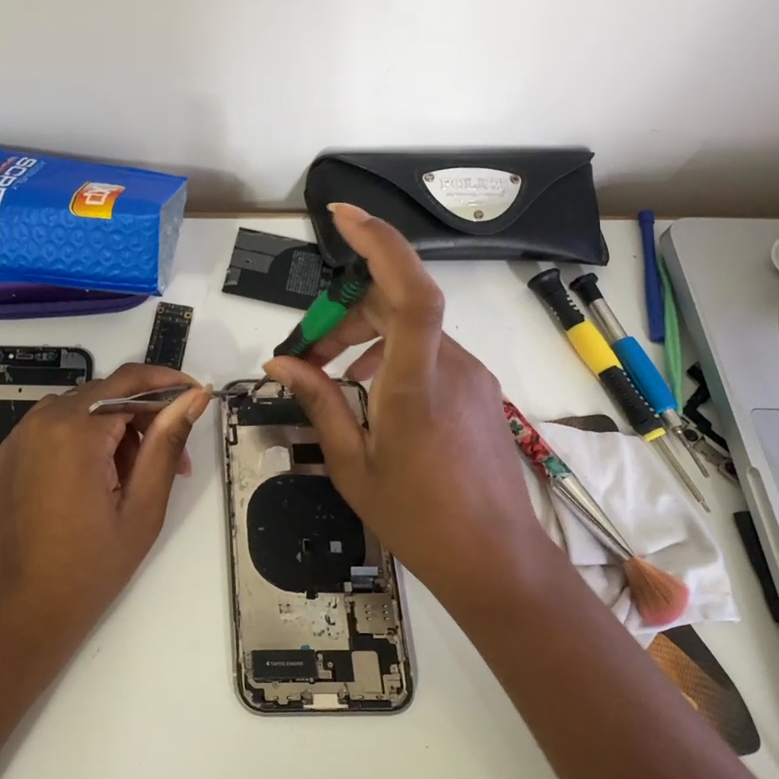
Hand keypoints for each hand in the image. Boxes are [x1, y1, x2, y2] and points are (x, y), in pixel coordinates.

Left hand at [0, 363, 210, 634]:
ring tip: (138, 479)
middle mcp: (41, 419)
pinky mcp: (12, 453)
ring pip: (84, 408)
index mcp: (73, 429)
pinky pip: (58, 426)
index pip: (129, 381)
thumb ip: (167, 443)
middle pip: (106, 393)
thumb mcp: (142, 506)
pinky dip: (87, 439)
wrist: (24, 610)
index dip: (168, 384)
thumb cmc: (89, 567)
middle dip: (146, 416)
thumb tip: (194, 396)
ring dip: (117, 429)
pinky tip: (103, 480)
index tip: (198, 398)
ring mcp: (21, 435)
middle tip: (176, 462)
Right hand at [263, 203, 561, 603]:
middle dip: (343, 315)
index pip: (409, 291)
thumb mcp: (351, 464)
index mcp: (416, 383)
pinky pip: (430, 354)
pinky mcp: (480, 392)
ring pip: (412, 330)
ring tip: (332, 382)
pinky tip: (370, 396)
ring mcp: (472, 377)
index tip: (342, 216)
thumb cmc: (418, 519)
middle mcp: (451, 367)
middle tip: (304, 356)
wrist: (497, 562)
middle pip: (397, 304)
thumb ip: (318, 403)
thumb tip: (281, 362)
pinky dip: (391, 358)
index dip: (379, 244)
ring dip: (365, 340)